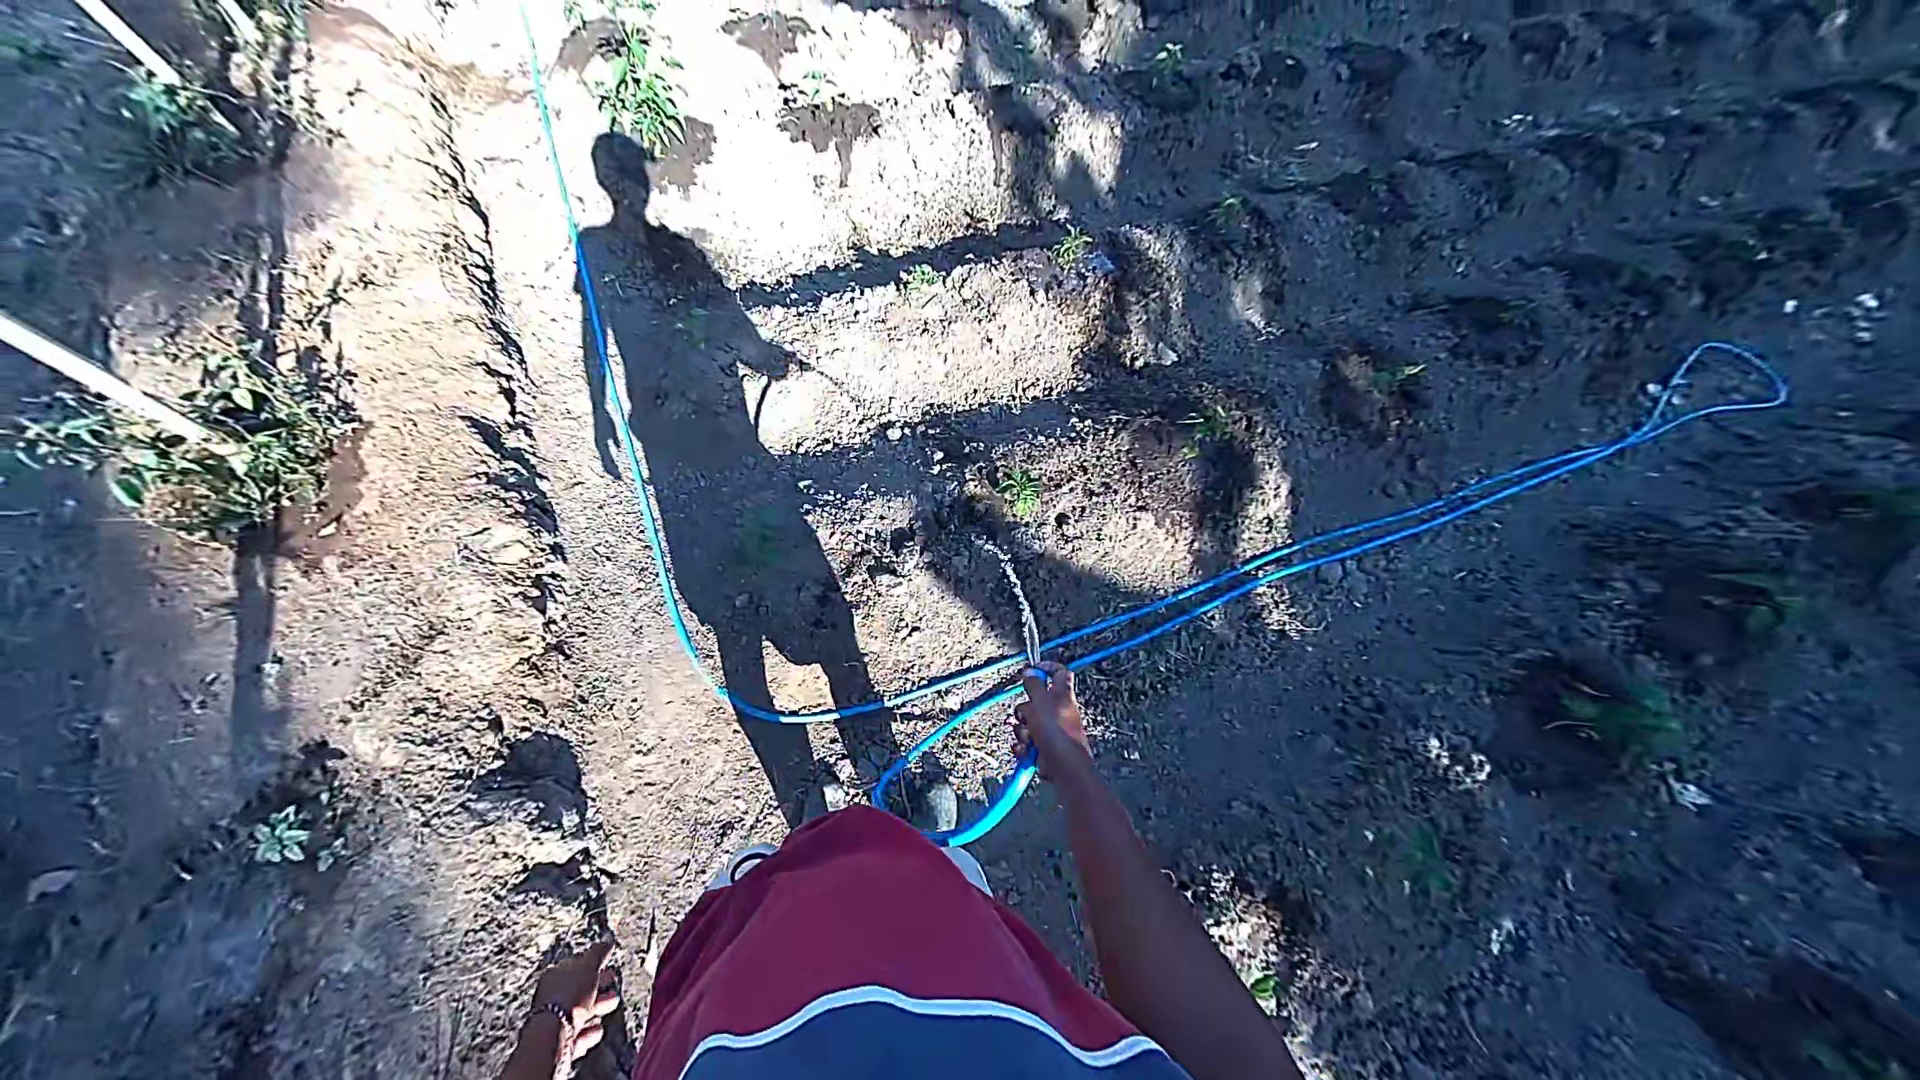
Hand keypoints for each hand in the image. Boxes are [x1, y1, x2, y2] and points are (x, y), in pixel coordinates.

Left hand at [530, 941, 620, 1061]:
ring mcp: (555, 1020)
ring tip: (611, 1003)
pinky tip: (598, 1028)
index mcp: (554, 975)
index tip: (608, 962)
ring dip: (597, 1006)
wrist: (555, 1036)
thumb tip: (608, 942)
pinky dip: (590, 1030)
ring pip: (580, 1010)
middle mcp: (551, 998)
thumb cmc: (568, 996)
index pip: (577, 965)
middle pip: (579, 988)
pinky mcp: (560, 1041)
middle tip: (612, 981)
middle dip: (598, 985)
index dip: (594, 962)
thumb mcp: (588, 965)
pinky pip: (579, 1032)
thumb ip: (599, 952)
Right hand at [1012, 661, 1091, 777]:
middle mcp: (1057, 711)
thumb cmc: (1056, 731)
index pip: (1059, 673)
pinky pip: (1024, 741)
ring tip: (1029, 738)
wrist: (1062, 766)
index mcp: (1062, 695)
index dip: (1046, 668)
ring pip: (1025, 723)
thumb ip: (1034, 685)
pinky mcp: (1042, 746)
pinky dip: (1023, 747)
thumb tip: (1029, 671)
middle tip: (1026, 716)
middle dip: (1023, 710)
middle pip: (1033, 701)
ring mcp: (1050, 730)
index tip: (1032, 669)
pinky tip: (1027, 751)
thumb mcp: (1041, 701)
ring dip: (1022, 731)